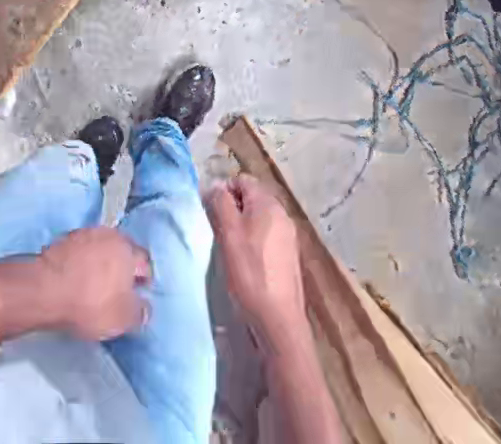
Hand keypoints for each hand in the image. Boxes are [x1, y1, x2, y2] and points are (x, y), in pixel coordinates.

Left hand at [36, 228, 151, 340]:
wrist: (45, 289)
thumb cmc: (91, 303)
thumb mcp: (125, 318)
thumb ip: (140, 311)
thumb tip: (143, 306)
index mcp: (127, 248)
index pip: (145, 262)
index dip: (144, 280)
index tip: (139, 295)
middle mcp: (107, 233)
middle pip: (122, 250)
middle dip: (123, 267)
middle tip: (120, 289)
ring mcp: (83, 233)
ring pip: (101, 248)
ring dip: (102, 262)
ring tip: (97, 284)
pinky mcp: (62, 238)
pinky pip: (82, 250)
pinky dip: (84, 261)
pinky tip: (79, 277)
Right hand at [207, 175, 306, 349]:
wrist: (277, 320)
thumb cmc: (249, 271)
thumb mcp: (227, 232)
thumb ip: (220, 202)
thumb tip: (216, 186)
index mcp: (269, 205)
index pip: (242, 180)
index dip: (224, 190)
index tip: (211, 211)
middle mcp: (283, 216)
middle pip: (252, 197)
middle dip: (232, 207)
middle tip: (218, 228)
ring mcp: (289, 237)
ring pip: (259, 218)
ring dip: (242, 224)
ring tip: (229, 245)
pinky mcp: (289, 256)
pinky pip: (267, 235)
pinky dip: (253, 240)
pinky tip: (245, 260)